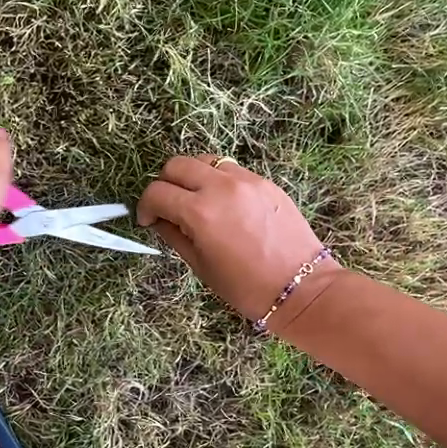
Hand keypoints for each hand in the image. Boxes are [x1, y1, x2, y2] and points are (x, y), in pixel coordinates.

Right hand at [137, 156, 326, 323]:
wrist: (300, 286)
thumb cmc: (245, 286)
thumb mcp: (200, 265)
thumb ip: (174, 235)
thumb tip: (159, 219)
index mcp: (200, 212)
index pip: (157, 193)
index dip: (145, 206)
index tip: (148, 220)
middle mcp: (220, 187)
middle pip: (176, 165)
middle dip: (165, 184)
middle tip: (168, 207)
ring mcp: (245, 180)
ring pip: (204, 161)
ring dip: (191, 177)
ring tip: (196, 201)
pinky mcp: (264, 181)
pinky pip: (230, 169)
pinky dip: (217, 180)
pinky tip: (223, 205)